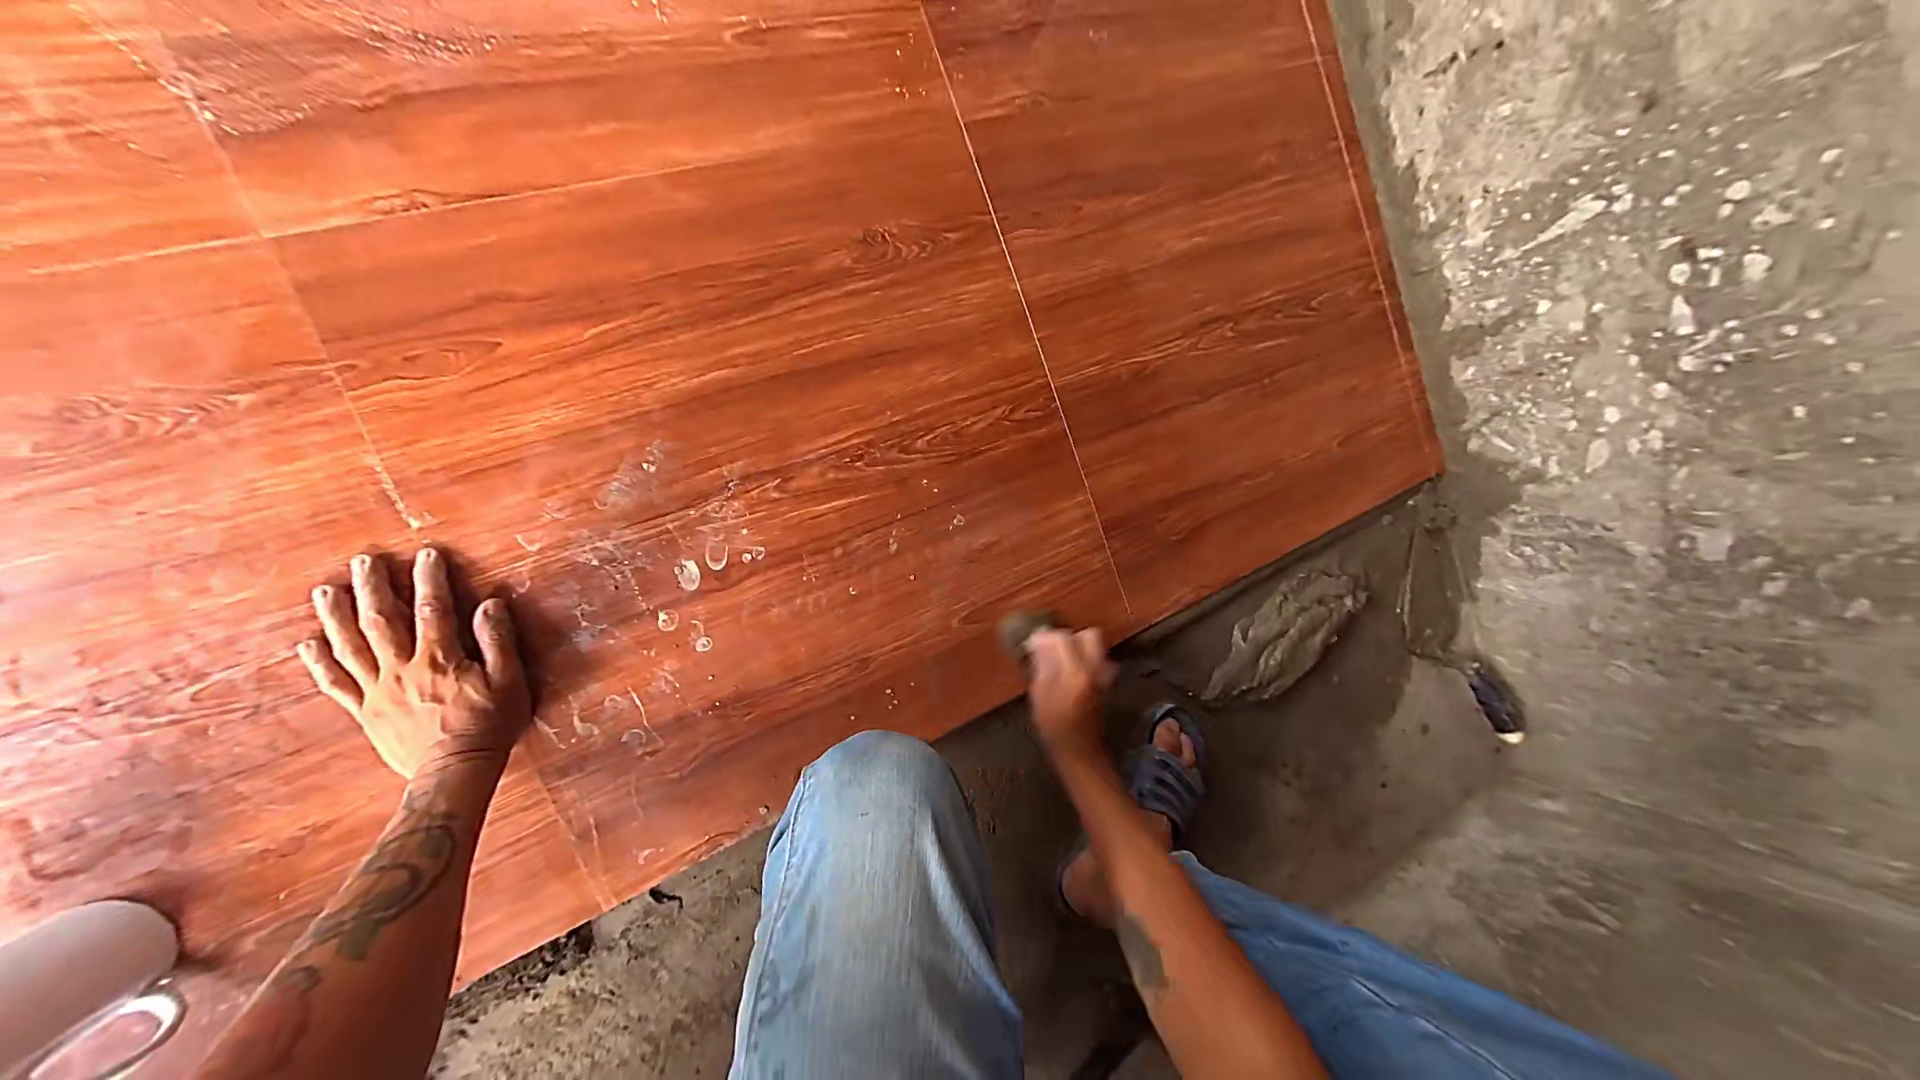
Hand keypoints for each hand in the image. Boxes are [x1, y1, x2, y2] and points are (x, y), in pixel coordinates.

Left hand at [297, 548, 530, 778]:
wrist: (454, 771)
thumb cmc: (489, 724)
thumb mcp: (509, 680)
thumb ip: (497, 640)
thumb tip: (490, 603)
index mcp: (439, 659)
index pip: (432, 609)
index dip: (428, 579)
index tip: (425, 555)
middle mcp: (401, 669)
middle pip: (381, 620)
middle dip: (372, 587)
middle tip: (363, 560)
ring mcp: (378, 690)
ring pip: (350, 646)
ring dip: (335, 616)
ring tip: (326, 590)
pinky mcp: (365, 711)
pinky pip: (335, 683)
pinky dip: (319, 662)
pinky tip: (308, 644)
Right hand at [1024, 627, 1115, 755]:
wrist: (1080, 750)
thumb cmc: (1054, 727)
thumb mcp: (1039, 695)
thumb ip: (1041, 664)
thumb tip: (1038, 640)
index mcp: (1076, 674)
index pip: (1063, 639)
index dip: (1046, 636)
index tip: (1033, 642)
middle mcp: (1096, 670)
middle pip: (1089, 635)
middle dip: (1069, 636)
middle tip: (1051, 647)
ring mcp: (1105, 676)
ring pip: (1096, 646)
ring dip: (1078, 646)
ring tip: (1059, 658)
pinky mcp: (1108, 682)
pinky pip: (1098, 658)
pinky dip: (1085, 657)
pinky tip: (1070, 670)